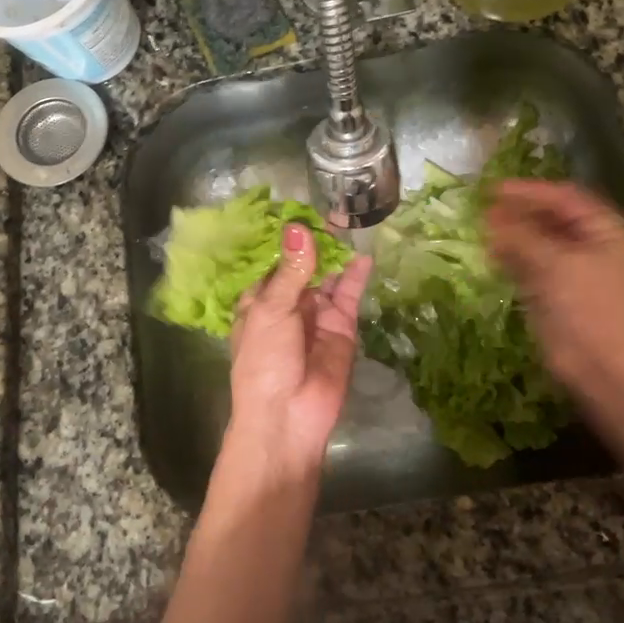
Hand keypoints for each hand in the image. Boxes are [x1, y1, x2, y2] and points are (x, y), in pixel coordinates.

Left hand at [226, 223, 371, 480]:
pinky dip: (357, 274)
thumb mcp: (270, 310)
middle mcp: (288, 302)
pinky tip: (364, 253)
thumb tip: (298, 228)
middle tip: (333, 208)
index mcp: (260, 298)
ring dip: (337, 252)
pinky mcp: (342, 326)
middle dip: (316, 240)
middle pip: (305, 263)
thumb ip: (290, 270)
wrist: (287, 416)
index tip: (301, 206)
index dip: (287, 236)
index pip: (275, 259)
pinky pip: (350, 294)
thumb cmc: (264, 361)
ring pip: (329, 274)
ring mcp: (317, 313)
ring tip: (350, 222)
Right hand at [486, 180, 623, 387]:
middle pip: (551, 219)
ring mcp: (577, 272)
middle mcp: (595, 246)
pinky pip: (533, 269)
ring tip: (481, 231)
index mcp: (607, 230)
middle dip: (518, 214)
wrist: (609, 372)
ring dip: (512, 236)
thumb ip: (522, 236)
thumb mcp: (557, 264)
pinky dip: (513, 260)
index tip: (493, 190)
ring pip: (540, 244)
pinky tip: (491, 255)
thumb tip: (490, 218)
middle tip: (483, 211)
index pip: (564, 198)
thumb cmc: (592, 309)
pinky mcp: (560, 296)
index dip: (529, 192)